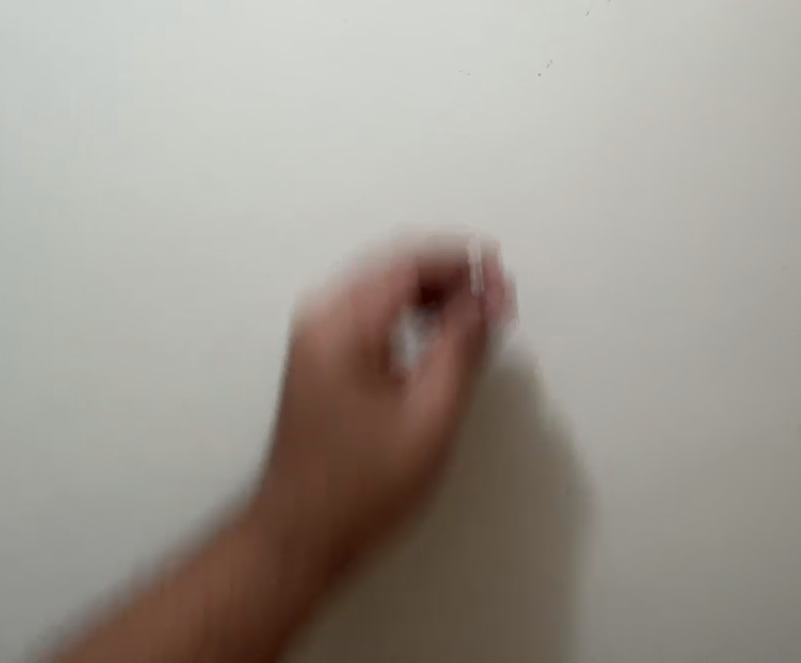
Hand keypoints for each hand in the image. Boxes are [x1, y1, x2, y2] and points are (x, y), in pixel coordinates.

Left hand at [249, 237, 514, 581]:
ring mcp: (319, 333)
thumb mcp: (428, 418)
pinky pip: (376, 307)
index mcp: (343, 325)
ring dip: (438, 289)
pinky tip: (446, 328)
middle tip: (499, 297)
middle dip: (454, 273)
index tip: (503, 283)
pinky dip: (416, 308)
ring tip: (482, 312)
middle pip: (398, 266)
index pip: (410, 264)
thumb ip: (462, 349)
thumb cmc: (362, 486)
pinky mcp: (324, 352)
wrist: (297, 538)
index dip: (463, 264)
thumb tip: (486, 297)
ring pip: (388, 283)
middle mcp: (324, 316)